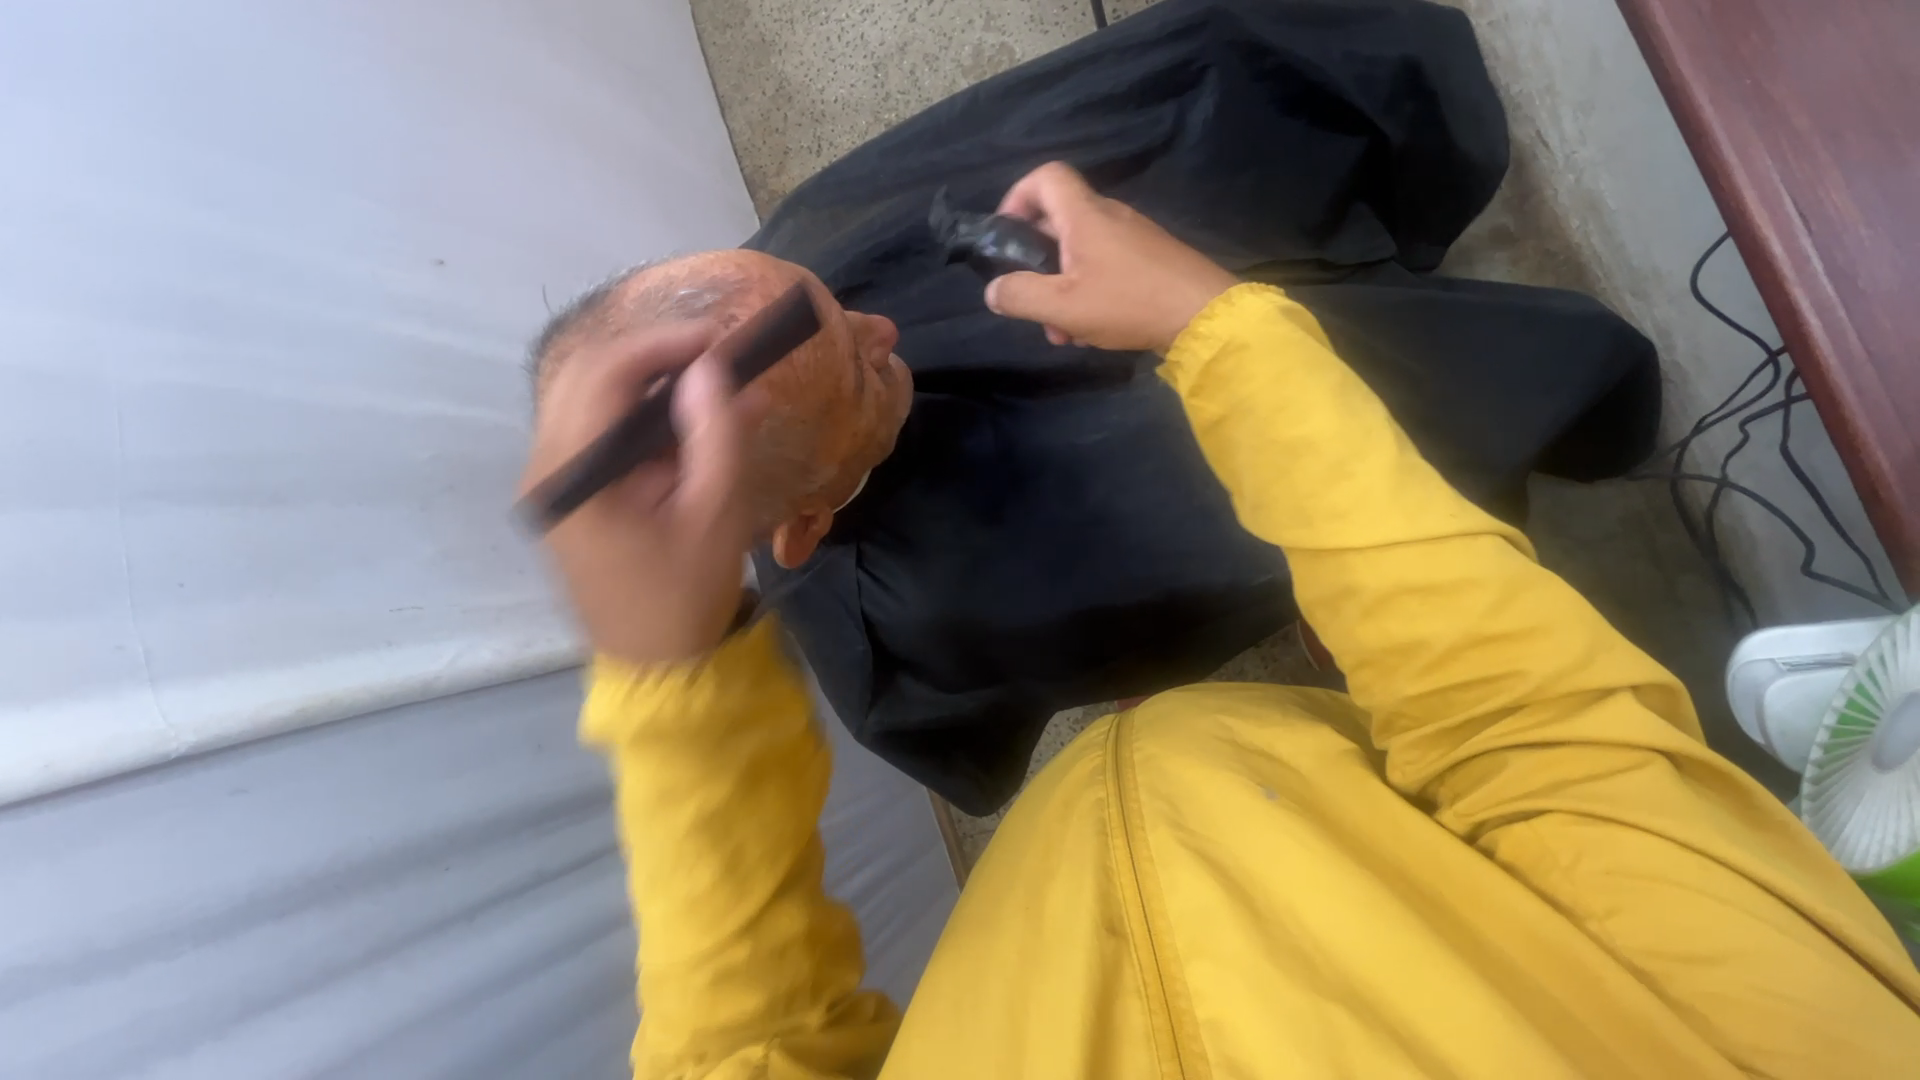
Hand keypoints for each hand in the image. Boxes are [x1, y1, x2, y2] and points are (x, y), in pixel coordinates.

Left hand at [521, 324, 766, 666]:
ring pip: (590, 402)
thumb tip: (712, 367)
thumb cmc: (687, 593)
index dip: (664, 344)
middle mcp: (544, 467)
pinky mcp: (567, 495)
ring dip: (649, 387)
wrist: (656, 666)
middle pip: (588, 379)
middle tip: (716, 359)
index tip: (721, 340)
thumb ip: (716, 434)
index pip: (603, 374)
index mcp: (570, 473)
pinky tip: (686, 427)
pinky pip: (597, 435)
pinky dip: (640, 420)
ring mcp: (549, 482)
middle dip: (655, 358)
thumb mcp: (716, 513)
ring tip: (709, 389)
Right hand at [985, 162, 1238, 352]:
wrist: (1204, 315)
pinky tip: (1092, 331)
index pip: (1045, 177)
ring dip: (1062, 290)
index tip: (1006, 234)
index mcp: (1084, 215)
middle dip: (1036, 265)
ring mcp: (1132, 237)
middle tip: (1032, 303)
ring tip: (1063, 333)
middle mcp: (1108, 216)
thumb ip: (1020, 296)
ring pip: (1080, 254)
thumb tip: (993, 290)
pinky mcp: (1149, 259)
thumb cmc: (1128, 303)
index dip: (1017, 196)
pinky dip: (1088, 293)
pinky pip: (1105, 267)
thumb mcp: (1063, 307)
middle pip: (1057, 222)